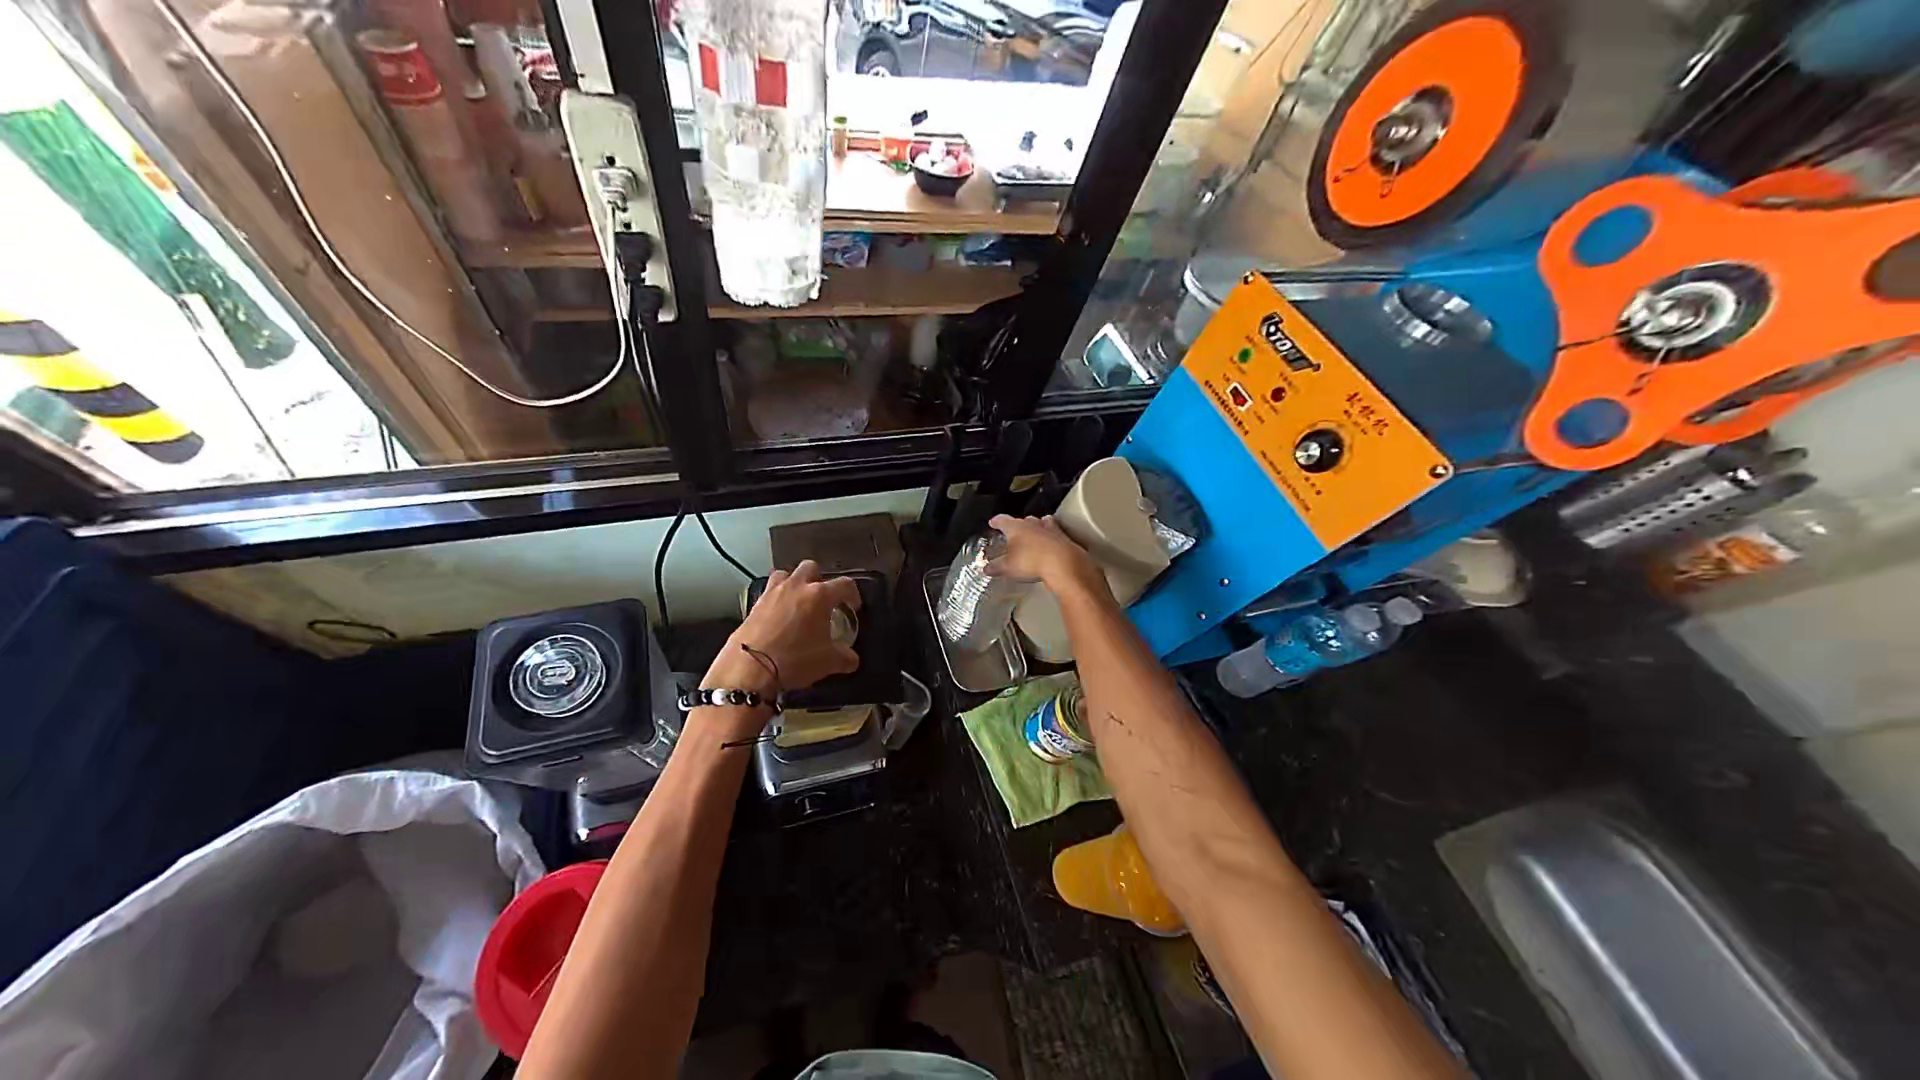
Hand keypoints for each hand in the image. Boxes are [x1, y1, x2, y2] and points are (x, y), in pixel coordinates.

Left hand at [704, 560, 861, 703]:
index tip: (853, 606)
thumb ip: (845, 657)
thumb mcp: (829, 662)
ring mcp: (772, 594)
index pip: (844, 584)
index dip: (853, 594)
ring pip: (785, 574)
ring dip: (794, 583)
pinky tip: (779, 618)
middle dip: (819, 579)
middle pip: (811, 568)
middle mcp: (796, 587)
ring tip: (798, 602)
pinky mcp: (753, 605)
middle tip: (823, 599)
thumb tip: (851, 659)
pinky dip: (777, 600)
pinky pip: (769, 593)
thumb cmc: (794, 659)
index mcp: (819, 595)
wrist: (750, 668)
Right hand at [988, 514, 1104, 599]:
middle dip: (1018, 525)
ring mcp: (1050, 529)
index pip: (1003, 520)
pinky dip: (1050, 538)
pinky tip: (1049, 545)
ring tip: (1032, 536)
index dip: (997, 521)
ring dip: (1036, 528)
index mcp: (1016, 527)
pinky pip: (1054, 534)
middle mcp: (1033, 524)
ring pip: (1040, 524)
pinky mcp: (1063, 538)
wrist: (1062, 563)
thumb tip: (988, 569)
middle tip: (1013, 532)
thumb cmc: (1033, 560)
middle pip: (1023, 520)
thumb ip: (996, 567)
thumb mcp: (1008, 567)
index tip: (994, 522)